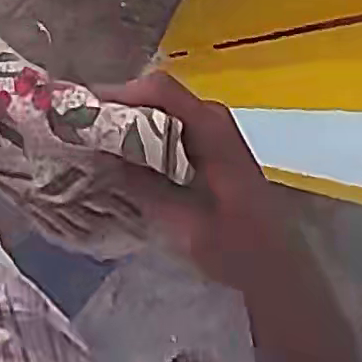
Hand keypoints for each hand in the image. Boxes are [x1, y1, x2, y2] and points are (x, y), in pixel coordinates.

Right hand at [103, 70, 295, 290]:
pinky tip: (119, 153)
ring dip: (126, 118)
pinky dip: (140, 132)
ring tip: (92, 138)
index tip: (85, 110)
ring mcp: (210, 128)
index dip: (120, 93)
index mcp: (211, 129)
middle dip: (116, 106)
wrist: (280, 270)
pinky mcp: (206, 144)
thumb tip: (102, 156)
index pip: (160, 91)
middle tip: (80, 126)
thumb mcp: (186, 226)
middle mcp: (211, 117)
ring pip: (159, 107)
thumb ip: (145, 188)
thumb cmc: (239, 249)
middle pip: (155, 94)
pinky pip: (167, 123)